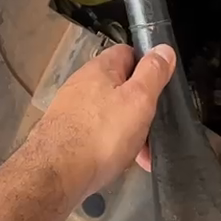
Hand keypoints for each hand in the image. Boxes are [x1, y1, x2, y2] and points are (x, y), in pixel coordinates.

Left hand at [21, 42, 175, 205]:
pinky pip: (97, 132)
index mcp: (101, 67)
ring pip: (110, 112)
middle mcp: (84, 82)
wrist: (56, 172)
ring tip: (142, 156)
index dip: (148, 66)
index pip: (129, 53)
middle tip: (154, 131)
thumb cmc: (101, 134)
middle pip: (120, 86)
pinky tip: (119, 163)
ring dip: (129, 131)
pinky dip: (111, 144)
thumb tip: (164, 49)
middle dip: (140, 108)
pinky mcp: (66, 131)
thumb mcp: (138, 100)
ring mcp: (73, 107)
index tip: (161, 87)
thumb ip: (152, 74)